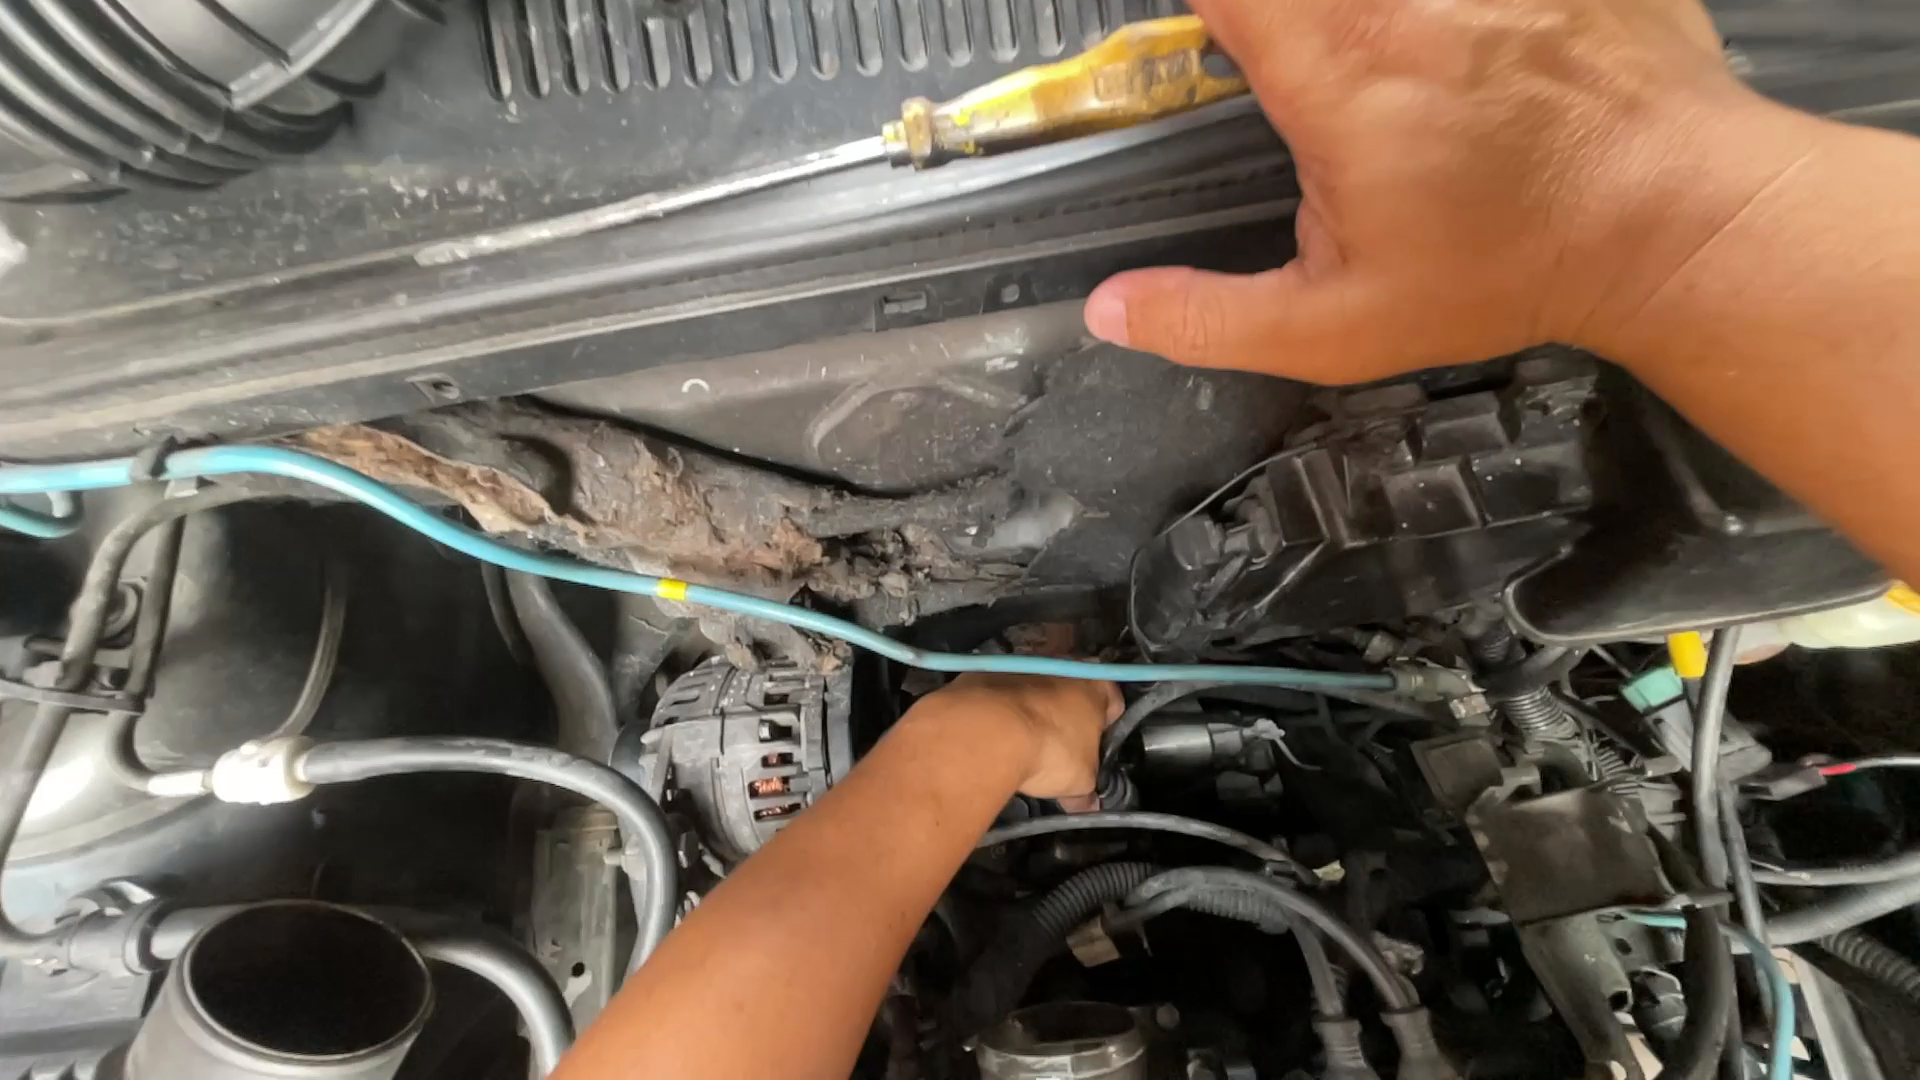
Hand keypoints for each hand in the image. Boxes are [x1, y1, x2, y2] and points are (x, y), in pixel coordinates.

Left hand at [908, 674, 1121, 800]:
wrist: (989, 730)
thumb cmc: (1050, 751)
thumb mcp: (1079, 781)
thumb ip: (1086, 790)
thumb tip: (1087, 805)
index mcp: (1096, 685)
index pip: (1112, 702)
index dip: (1106, 726)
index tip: (1095, 747)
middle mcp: (1064, 665)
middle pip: (1072, 691)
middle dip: (1066, 716)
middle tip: (1057, 747)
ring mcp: (1024, 664)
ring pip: (1035, 688)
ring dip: (1031, 709)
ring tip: (1021, 742)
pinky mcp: (989, 670)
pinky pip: (1002, 691)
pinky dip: (1000, 708)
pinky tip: (993, 734)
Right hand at [1083, 0, 1819, 380]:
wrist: (1666, 222)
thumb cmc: (1490, 275)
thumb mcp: (1324, 329)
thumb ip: (1204, 318)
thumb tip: (1105, 309)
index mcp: (1341, 75)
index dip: (1195, 3)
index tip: (1186, 34)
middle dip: (1251, 9)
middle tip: (1246, 53)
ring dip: (1317, 12)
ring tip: (1318, 70)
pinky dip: (1389, 7)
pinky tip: (1398, 36)